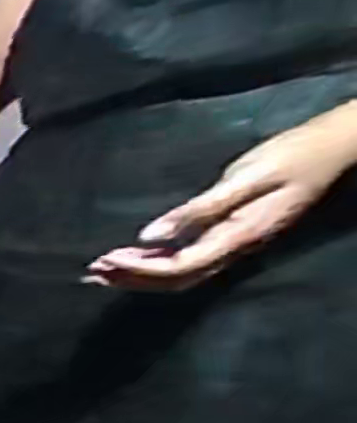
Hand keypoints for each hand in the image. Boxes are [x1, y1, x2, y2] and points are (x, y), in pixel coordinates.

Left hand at [89, 116, 356, 290]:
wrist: (337, 143)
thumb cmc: (295, 154)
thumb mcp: (245, 178)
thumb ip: (197, 209)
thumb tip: (149, 235)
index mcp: (240, 235)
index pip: (179, 266)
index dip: (138, 268)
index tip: (104, 259)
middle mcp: (235, 247)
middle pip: (173, 279)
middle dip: (130, 279)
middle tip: (90, 272)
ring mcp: (231, 244)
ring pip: (176, 274)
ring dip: (135, 275)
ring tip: (97, 269)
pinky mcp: (226, 236)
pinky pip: (183, 262)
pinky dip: (149, 264)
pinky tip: (124, 259)